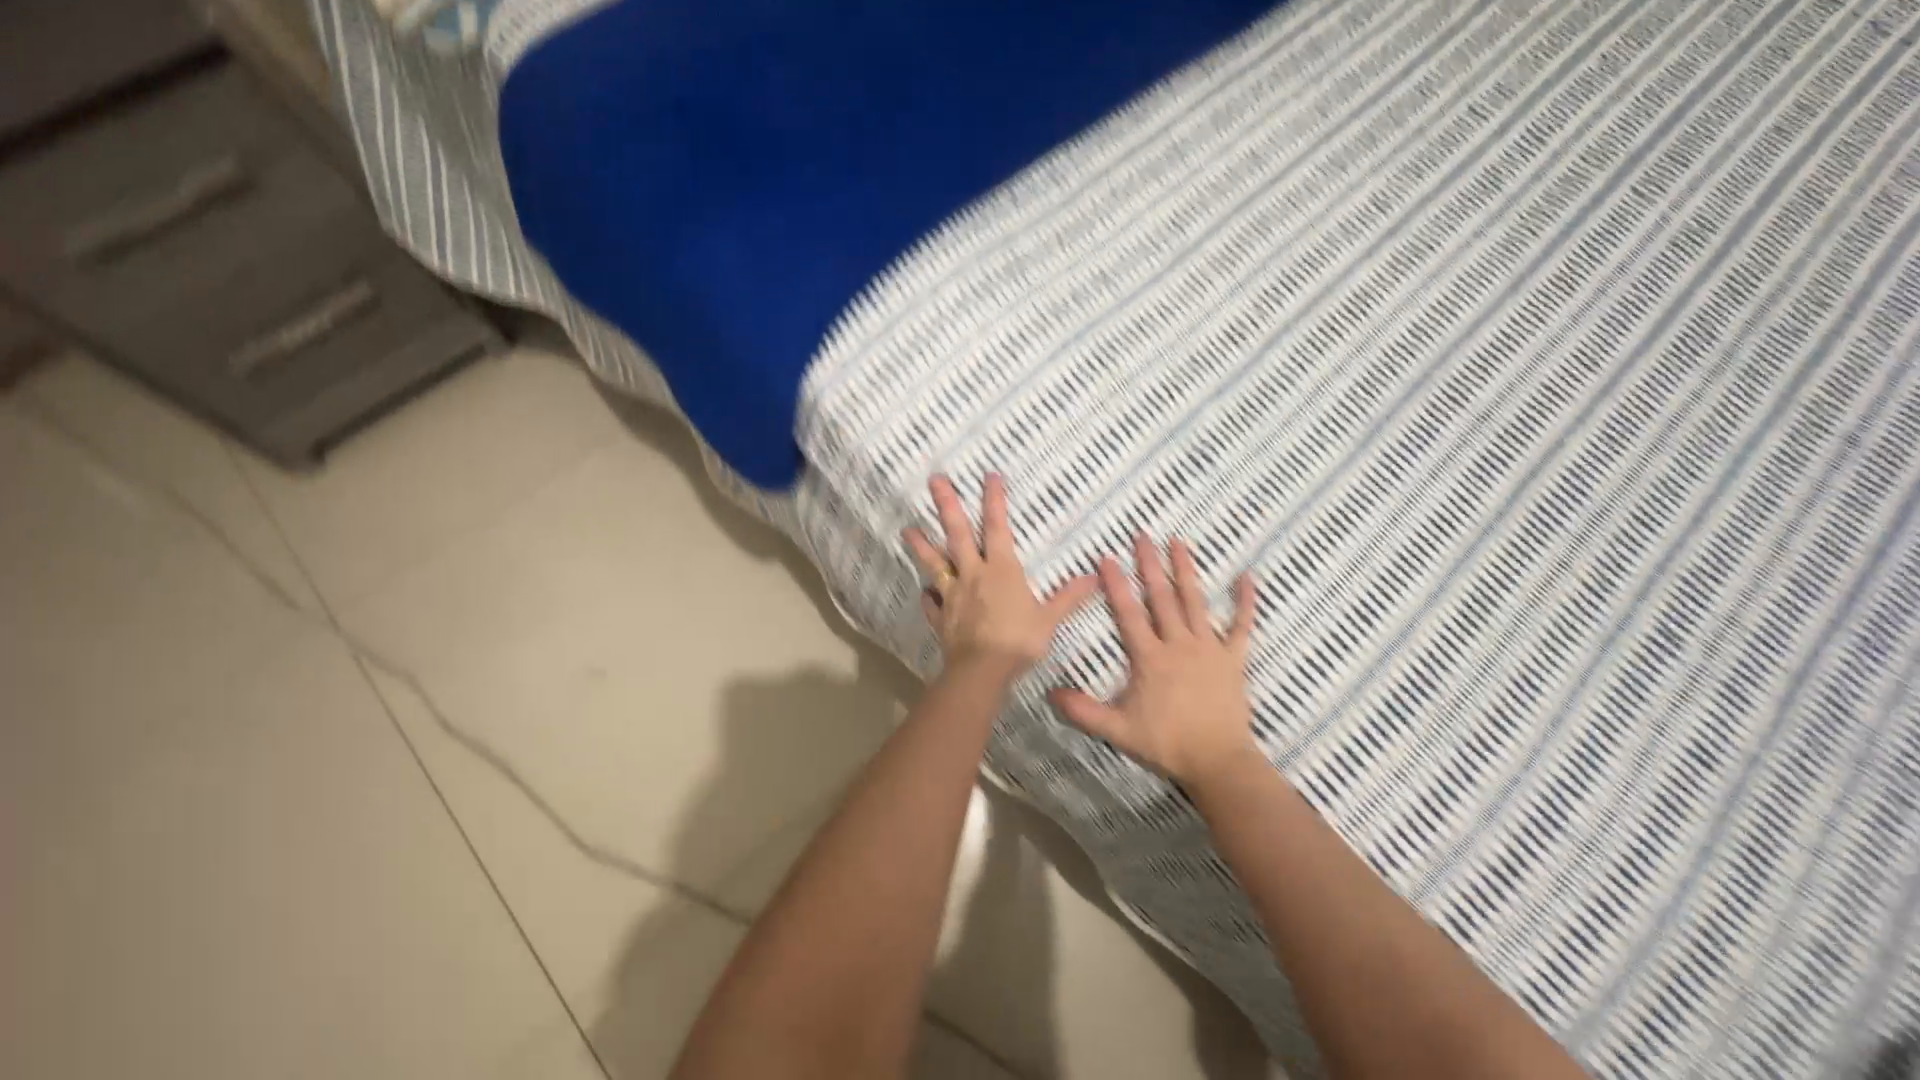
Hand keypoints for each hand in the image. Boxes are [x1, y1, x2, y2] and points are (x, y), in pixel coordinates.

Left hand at [903, 473, 1098, 674]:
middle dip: (947, 506)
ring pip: (935, 564)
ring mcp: (952, 596)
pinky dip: (927, 597)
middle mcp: (973, 575)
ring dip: (922, 546)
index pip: (998, 527)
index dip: (994, 500)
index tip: (989, 476)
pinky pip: (931, 604)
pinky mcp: (941, 619)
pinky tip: (924, 593)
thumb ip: (1068, 597)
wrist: (981, 671)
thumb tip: (1094, 577)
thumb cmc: (1018, 641)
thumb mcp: (1049, 619)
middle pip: (957, 534)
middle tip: (935, 481)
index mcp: (1001, 570)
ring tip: (907, 530)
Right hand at [1050, 534, 1259, 787]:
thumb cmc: (1166, 744)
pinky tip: (1248, 578)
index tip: (1107, 558)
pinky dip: (1245, 602)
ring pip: (1195, 602)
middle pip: (1161, 598)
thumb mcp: (1118, 730)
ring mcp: (1209, 649)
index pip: (1129, 614)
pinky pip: (1242, 626)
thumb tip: (1049, 693)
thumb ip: (1083, 711)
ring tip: (1179, 543)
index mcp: (1150, 658)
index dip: (1117, 586)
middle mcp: (1179, 644)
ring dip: (1186, 571)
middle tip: (1143, 536)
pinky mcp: (1234, 659)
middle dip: (1150, 565)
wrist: (1217, 760)